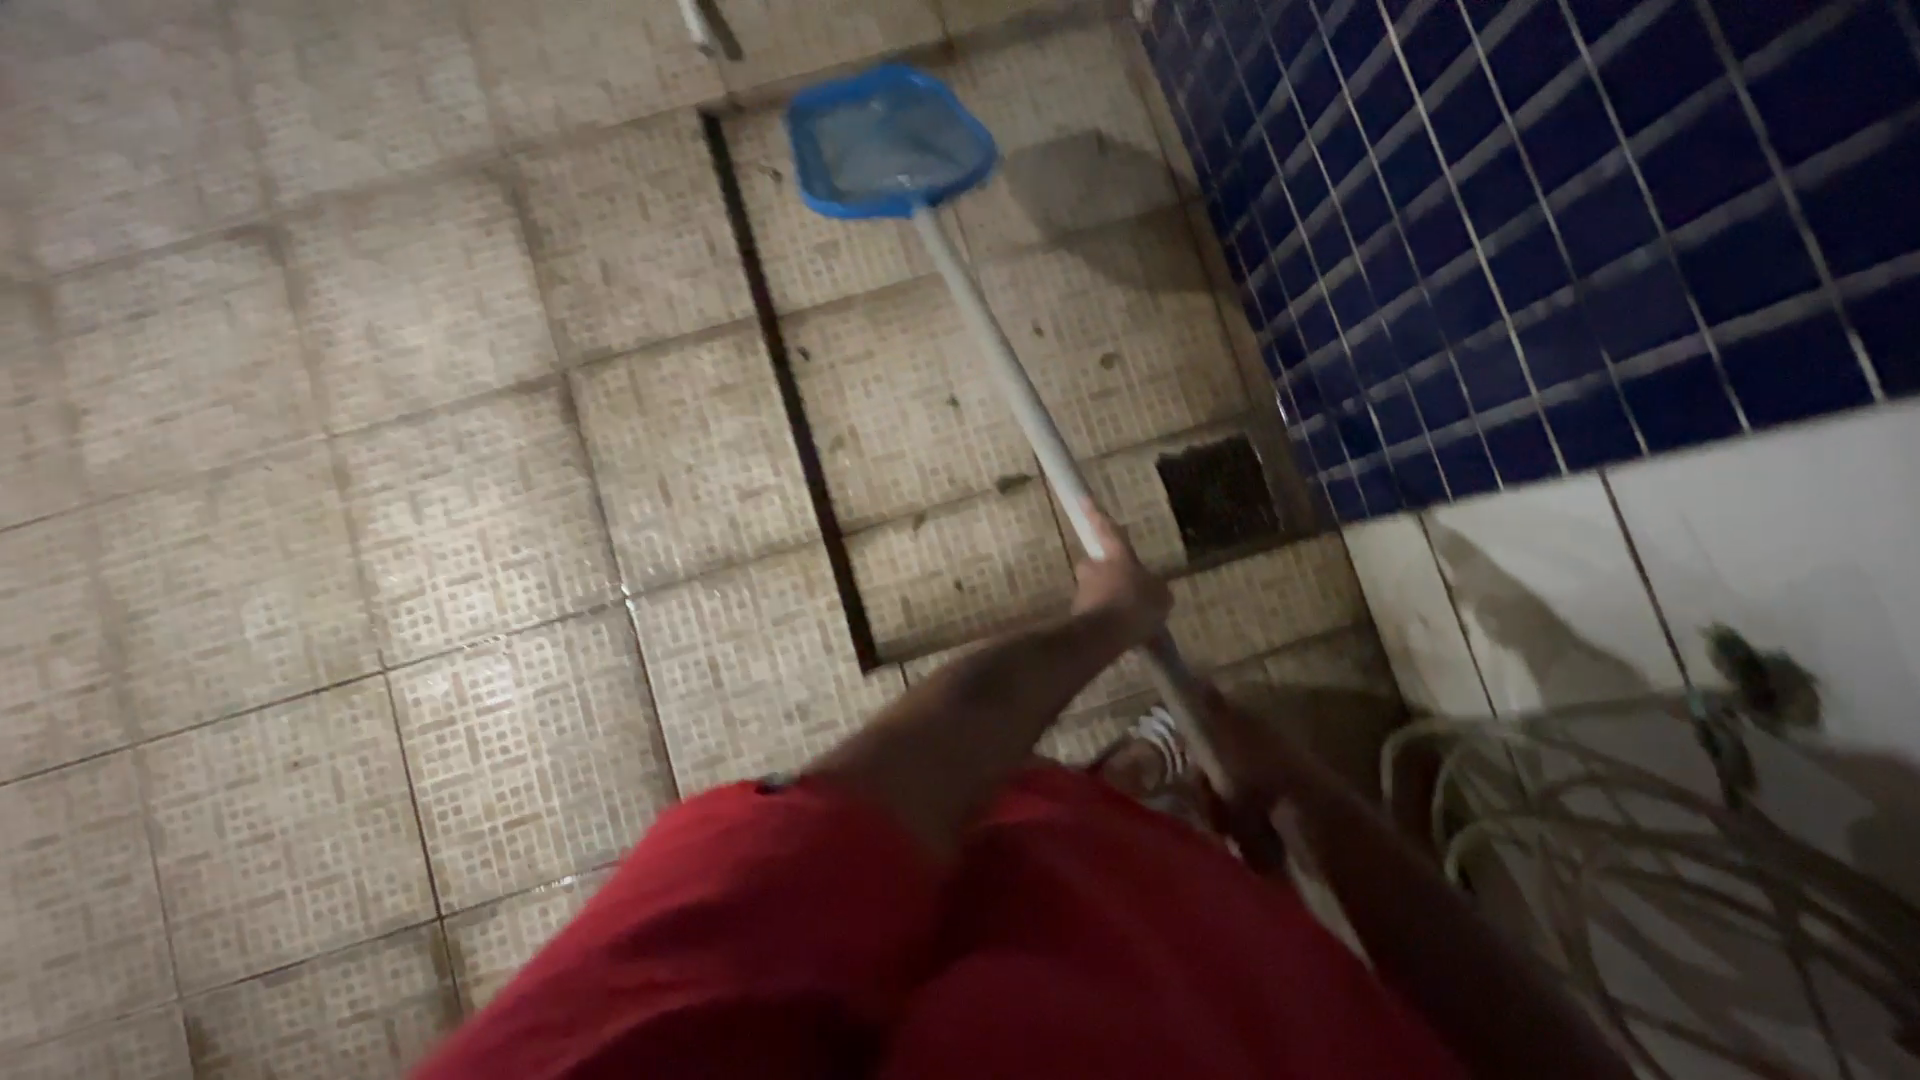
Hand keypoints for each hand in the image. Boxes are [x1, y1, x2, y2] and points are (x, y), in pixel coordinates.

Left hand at [1070, 500, 1171, 646]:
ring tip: (1129, 620)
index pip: (1108, 531)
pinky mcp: (1077, 614)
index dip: (1097, 514)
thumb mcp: (1160, 596)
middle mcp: (1094, 569)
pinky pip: (1095, 613)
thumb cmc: (1136, 606)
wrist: (1103, 634)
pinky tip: (1122, 637)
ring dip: (1108, 600)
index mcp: (1117, 557)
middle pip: (1096, 564)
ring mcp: (1083, 591)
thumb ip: (1156, 589)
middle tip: (1123, 587)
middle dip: (1106, 573)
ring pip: (1095, 590)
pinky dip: (1106, 622)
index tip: (1083, 500)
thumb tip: (1154, 590)